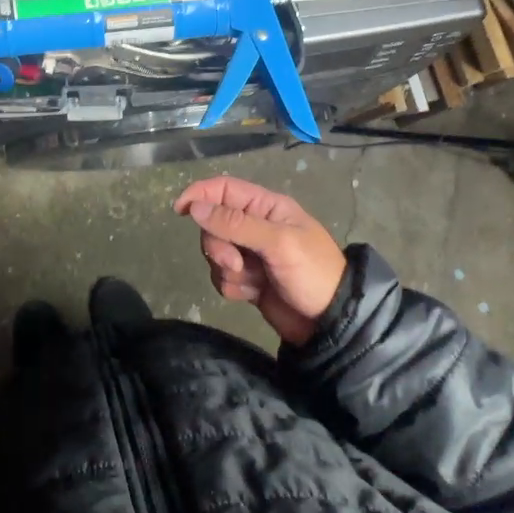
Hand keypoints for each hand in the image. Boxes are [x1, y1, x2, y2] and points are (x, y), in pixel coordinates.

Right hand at [174, 176, 346, 346]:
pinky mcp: (248, 281)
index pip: (223, 189)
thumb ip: (236, 224)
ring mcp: (250, 254)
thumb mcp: (278, 243)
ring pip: (215, 252)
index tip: (181, 211)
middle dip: (217, 244)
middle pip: (213, 223)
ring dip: (226, 269)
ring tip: (251, 281)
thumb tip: (195, 207)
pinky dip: (232, 287)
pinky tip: (252, 295)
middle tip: (235, 263)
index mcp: (265, 207)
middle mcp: (254, 226)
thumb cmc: (313, 272)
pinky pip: (221, 277)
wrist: (332, 323)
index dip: (199, 195)